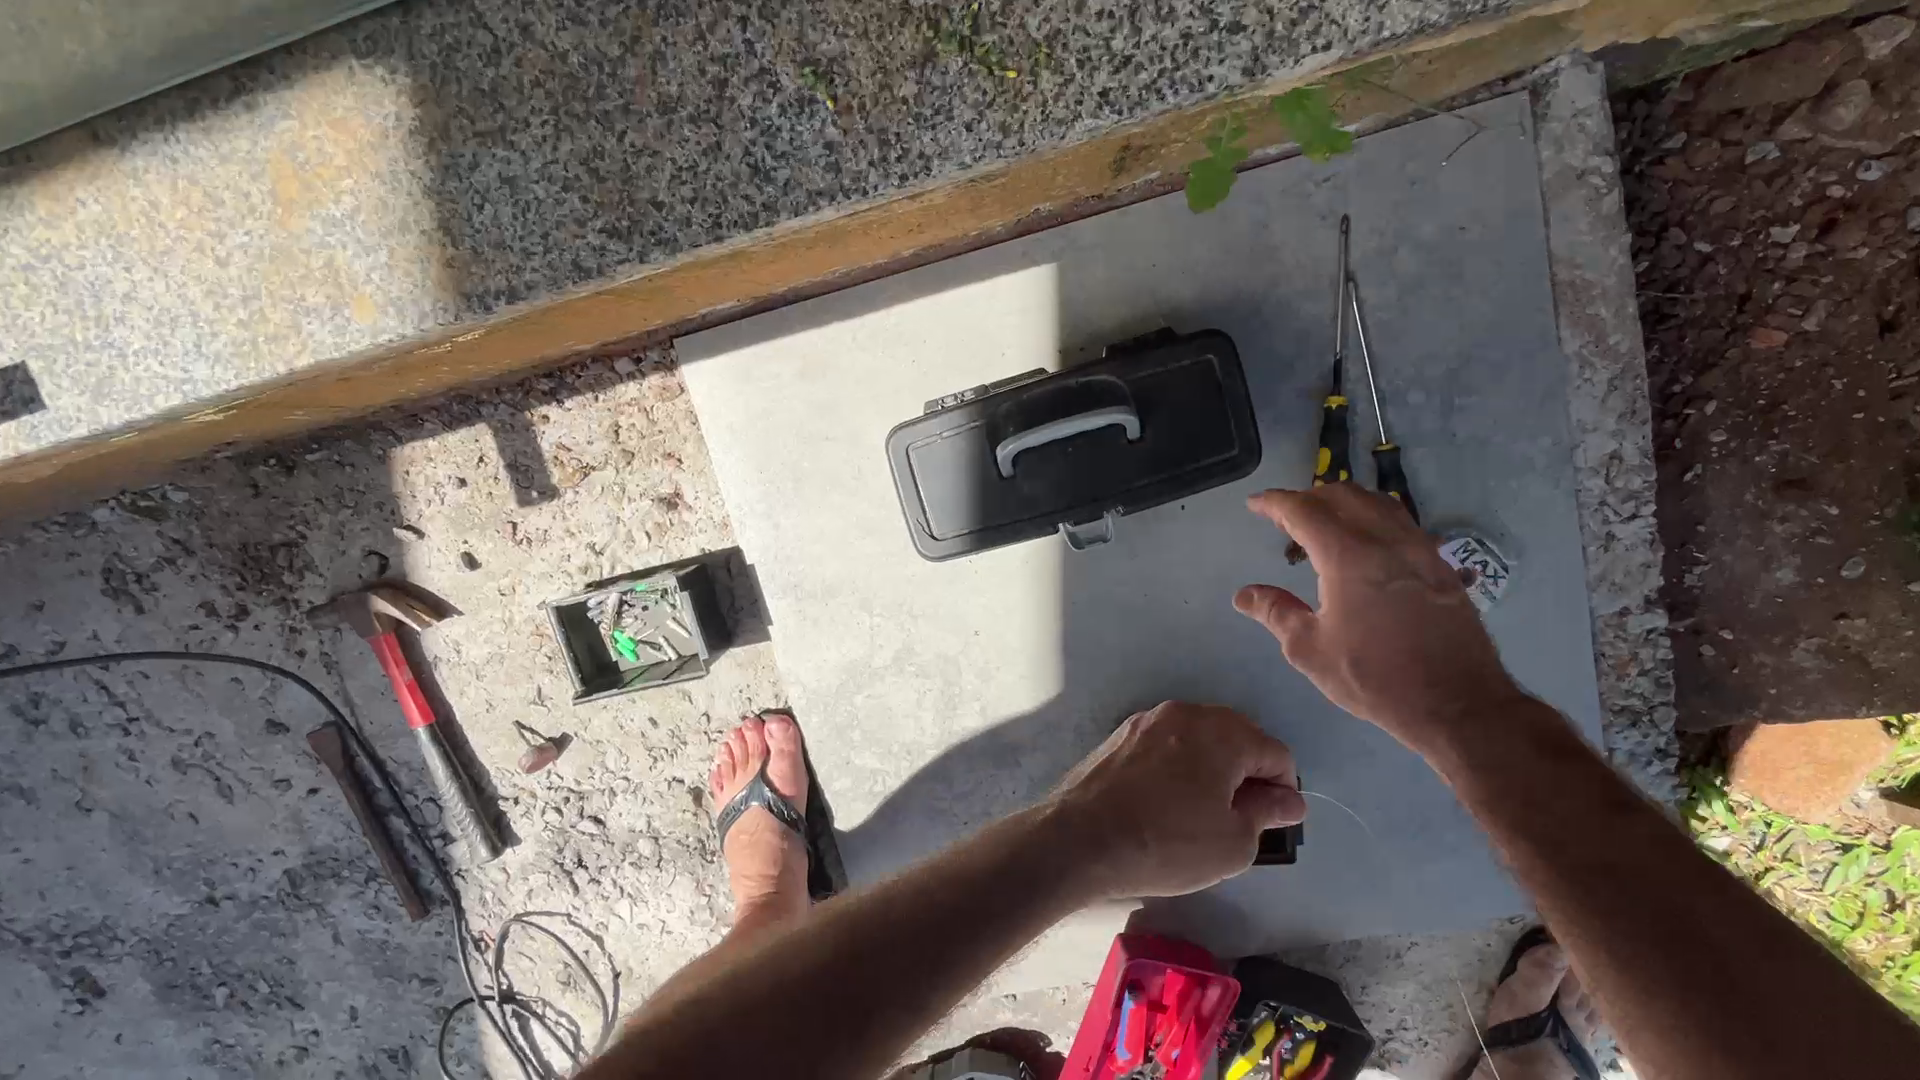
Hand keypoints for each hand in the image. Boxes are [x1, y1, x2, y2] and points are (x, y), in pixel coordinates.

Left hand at [1044, 701, 1303, 899]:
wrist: (1079, 838)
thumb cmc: (1166, 843)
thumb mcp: (1233, 842)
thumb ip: (1266, 813)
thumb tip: (1287, 799)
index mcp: (1222, 731)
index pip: (1275, 753)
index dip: (1283, 790)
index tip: (1272, 823)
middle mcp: (1186, 713)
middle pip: (1236, 737)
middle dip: (1248, 773)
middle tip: (1240, 818)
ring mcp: (1147, 720)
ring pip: (1198, 738)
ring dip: (1211, 768)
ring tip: (1203, 812)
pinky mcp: (1120, 735)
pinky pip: (1166, 745)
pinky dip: (1178, 766)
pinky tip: (1167, 801)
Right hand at [1233, 485, 1527, 756]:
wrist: (1457, 704)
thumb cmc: (1375, 678)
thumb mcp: (1311, 650)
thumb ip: (1276, 613)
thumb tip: (1244, 595)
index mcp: (1349, 556)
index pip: (1304, 511)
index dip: (1275, 503)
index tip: (1254, 504)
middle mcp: (1387, 541)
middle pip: (1343, 497)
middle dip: (1308, 498)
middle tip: (1284, 516)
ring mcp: (1420, 550)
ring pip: (1377, 504)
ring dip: (1343, 503)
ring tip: (1322, 524)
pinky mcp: (1440, 566)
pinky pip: (1400, 523)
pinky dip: (1372, 518)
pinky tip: (1363, 544)